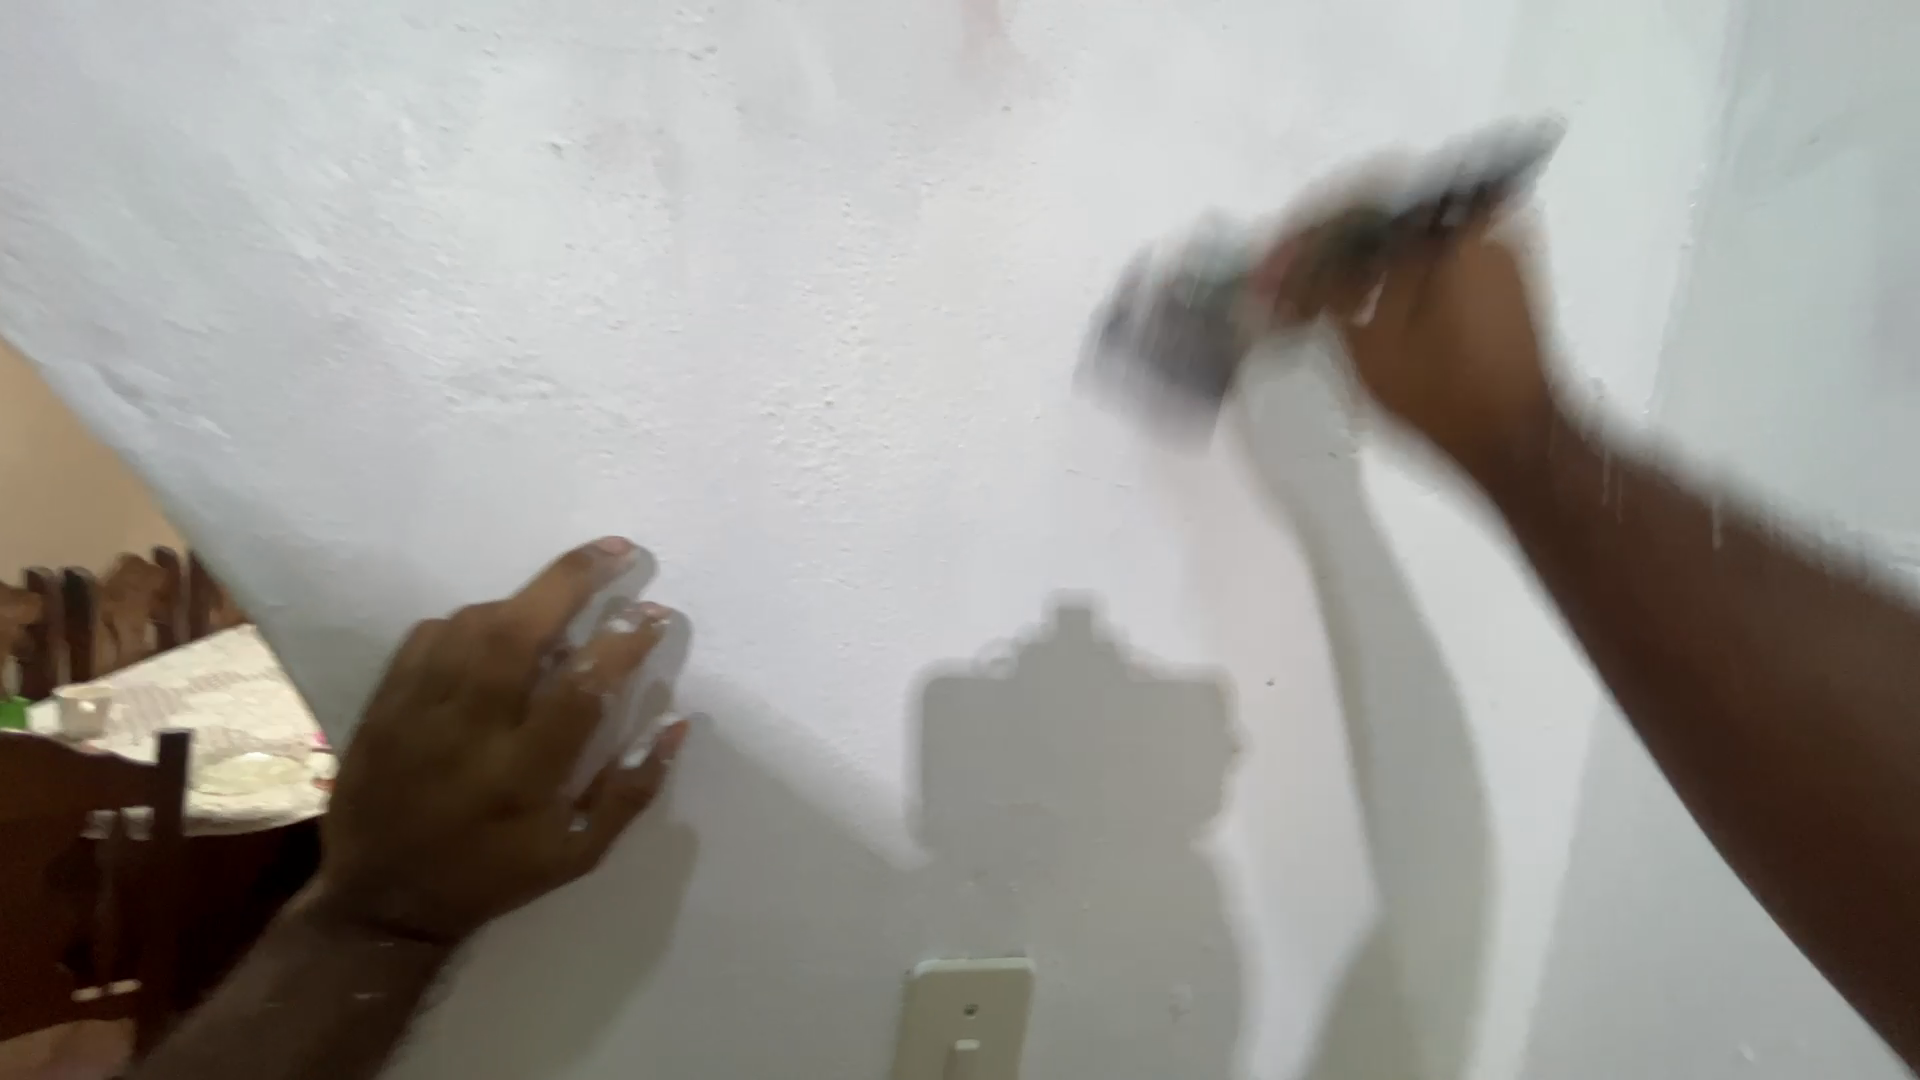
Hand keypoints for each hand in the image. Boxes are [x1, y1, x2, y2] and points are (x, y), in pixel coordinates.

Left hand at [312, 537, 689, 945]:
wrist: (379, 905)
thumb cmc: (495, 875)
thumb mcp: (580, 852)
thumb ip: (634, 788)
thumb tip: (677, 721)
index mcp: (521, 776)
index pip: (581, 689)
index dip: (625, 642)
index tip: (657, 614)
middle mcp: (466, 735)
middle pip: (517, 634)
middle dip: (573, 582)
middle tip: (618, 552)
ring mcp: (415, 716)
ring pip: (473, 626)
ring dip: (529, 599)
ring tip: (565, 596)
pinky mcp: (382, 707)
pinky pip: (430, 636)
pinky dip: (475, 619)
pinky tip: (500, 628)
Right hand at [1252, 203, 1560, 480]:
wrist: (1513, 436)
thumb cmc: (1438, 392)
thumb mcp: (1366, 340)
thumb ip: (1324, 289)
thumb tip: (1282, 266)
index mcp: (1448, 228)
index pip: (1357, 204)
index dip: (1301, 234)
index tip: (1267, 266)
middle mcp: (1476, 223)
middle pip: (1378, 218)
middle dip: (1320, 250)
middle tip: (1277, 284)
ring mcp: (1491, 251)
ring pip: (1398, 241)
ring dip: (1347, 266)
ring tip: (1303, 302)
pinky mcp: (1493, 280)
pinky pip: (1422, 262)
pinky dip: (1380, 278)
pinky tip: (1348, 307)